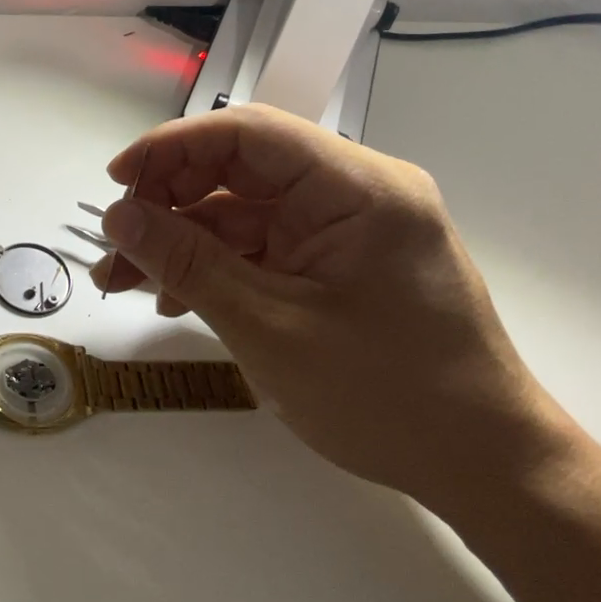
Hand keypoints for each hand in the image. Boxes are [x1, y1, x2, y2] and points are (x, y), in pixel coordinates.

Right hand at [91, 105, 574, 509]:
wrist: (485, 469)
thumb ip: (188, 263)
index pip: (248, 133)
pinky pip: (262, 246)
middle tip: (115, 245)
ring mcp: (348, 228)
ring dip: (183, 242)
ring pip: (242, 212)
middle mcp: (357, 192)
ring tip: (124, 283)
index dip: (172, 148)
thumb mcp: (269, 328)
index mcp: (359, 188)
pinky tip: (174, 299)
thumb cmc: (388, 398)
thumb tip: (117, 216)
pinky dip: (216, 267)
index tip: (116, 183)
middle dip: (169, 203)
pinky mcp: (339, 261)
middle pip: (240, 170)